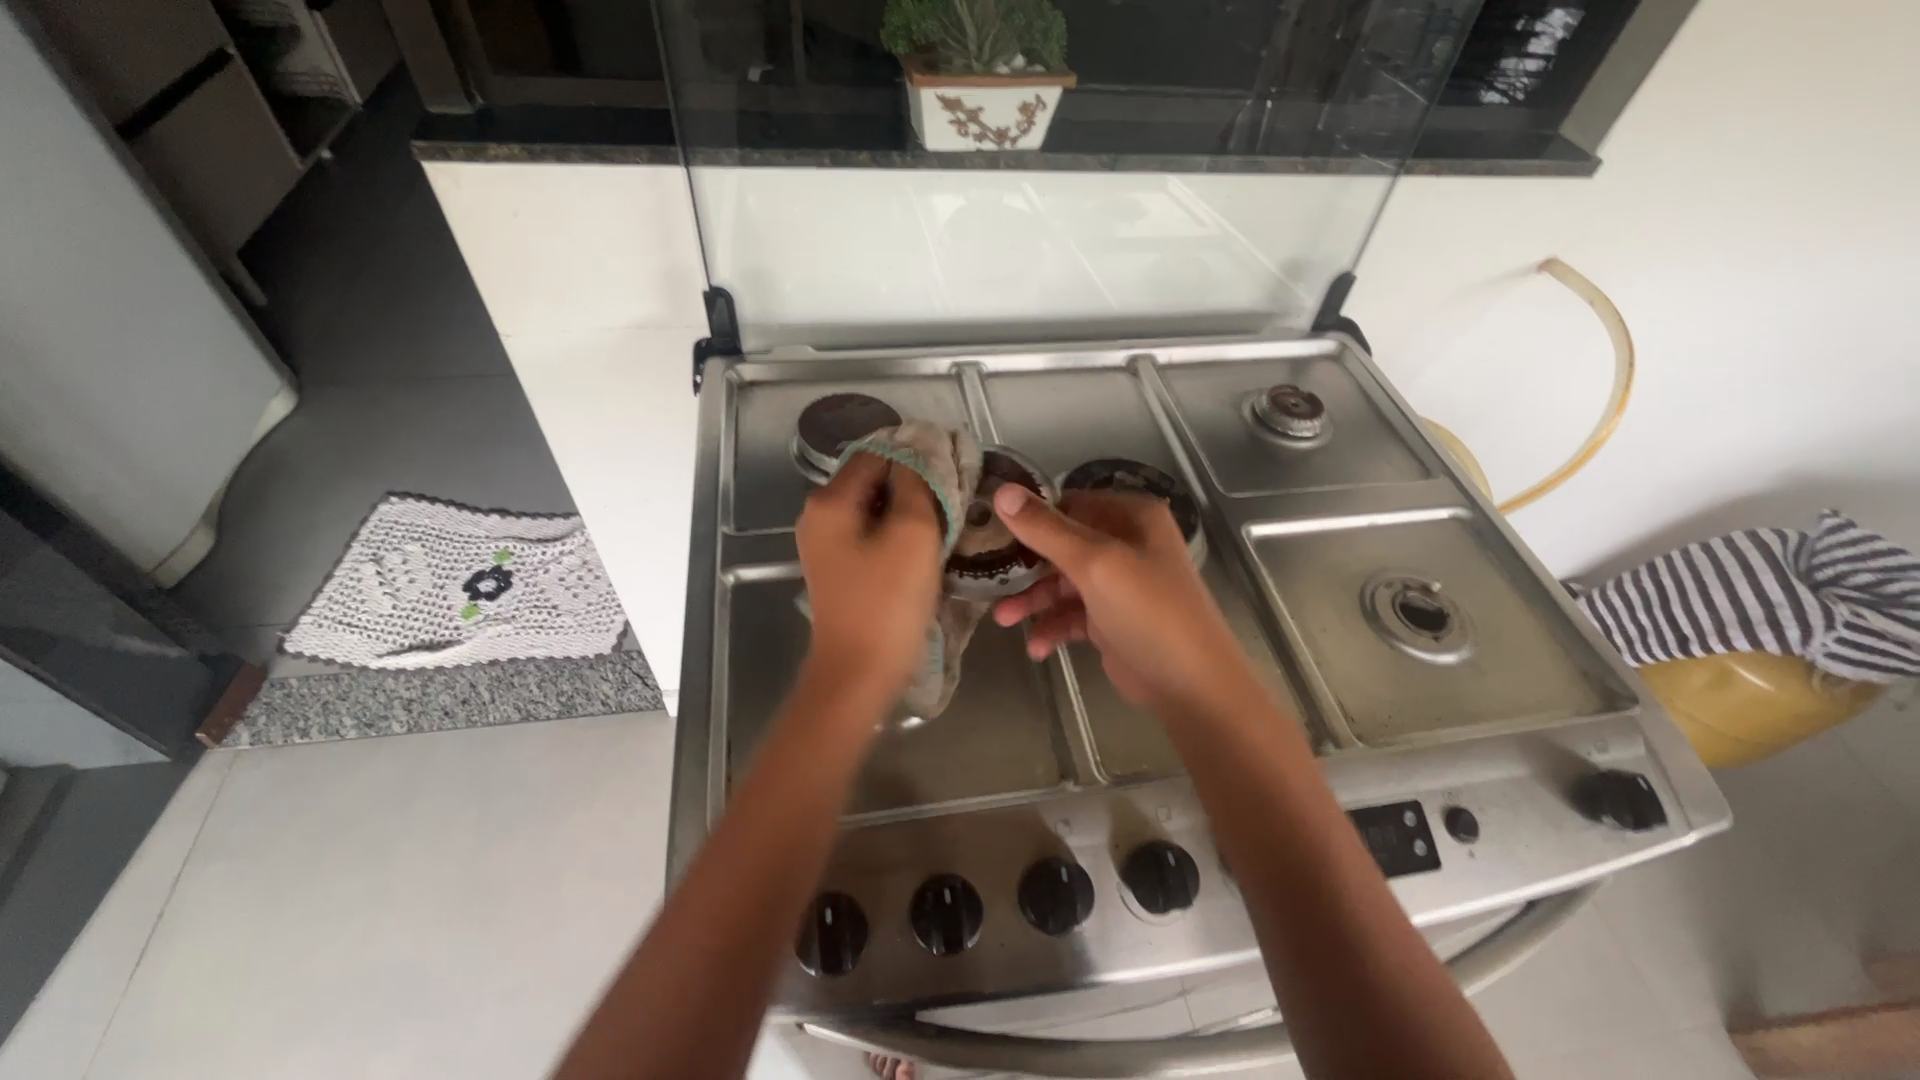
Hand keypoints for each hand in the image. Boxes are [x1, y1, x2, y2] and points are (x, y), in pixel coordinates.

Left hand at [796, 452, 943, 708]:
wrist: (859, 674)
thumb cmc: (887, 601)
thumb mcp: (913, 533)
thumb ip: (916, 484)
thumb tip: (919, 455)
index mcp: (829, 501)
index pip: (877, 454)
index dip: (916, 455)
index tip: (954, 468)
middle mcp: (819, 517)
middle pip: (873, 481)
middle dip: (914, 485)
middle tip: (955, 498)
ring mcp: (827, 547)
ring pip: (875, 510)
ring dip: (910, 513)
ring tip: (947, 522)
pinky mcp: (841, 572)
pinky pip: (873, 538)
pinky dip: (898, 536)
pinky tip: (927, 549)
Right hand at [990, 486, 1257, 713]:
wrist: (1191, 683)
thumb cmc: (1147, 610)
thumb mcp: (1094, 563)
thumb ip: (1046, 529)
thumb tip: (1001, 491)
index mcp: (1131, 517)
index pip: (1068, 503)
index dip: (1029, 517)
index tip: (988, 531)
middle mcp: (1127, 544)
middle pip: (1061, 545)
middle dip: (1025, 566)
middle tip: (987, 578)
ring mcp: (1120, 584)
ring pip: (1062, 583)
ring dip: (1033, 600)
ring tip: (1003, 620)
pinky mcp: (1112, 621)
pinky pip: (1072, 616)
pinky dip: (1052, 628)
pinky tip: (1037, 648)